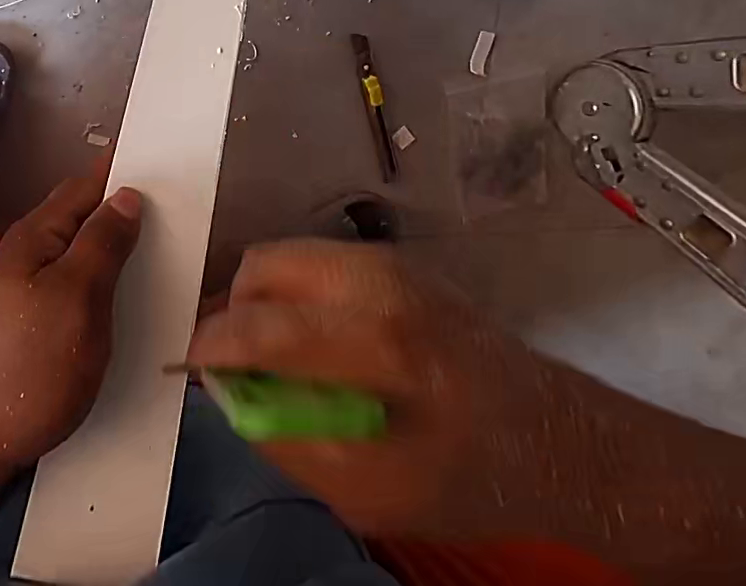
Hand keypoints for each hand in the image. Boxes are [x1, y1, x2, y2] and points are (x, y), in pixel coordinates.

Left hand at [0, 160, 142, 471]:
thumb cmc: (28, 368)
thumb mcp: (76, 298)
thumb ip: (103, 243)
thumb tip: (127, 196)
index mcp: (37, 236)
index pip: (87, 184)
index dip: (126, 170)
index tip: (169, 164)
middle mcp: (30, 253)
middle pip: (87, 215)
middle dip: (129, 208)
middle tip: (181, 211)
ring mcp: (30, 288)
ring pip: (86, 250)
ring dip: (122, 244)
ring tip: (168, 248)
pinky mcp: (37, 320)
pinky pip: (82, 281)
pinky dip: (111, 277)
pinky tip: (134, 292)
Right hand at [185, 240, 602, 538]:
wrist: (553, 433)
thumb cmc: (467, 475)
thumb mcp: (368, 492)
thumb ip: (284, 437)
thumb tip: (227, 391)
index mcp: (376, 342)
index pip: (262, 324)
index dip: (211, 343)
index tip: (191, 365)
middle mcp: (380, 281)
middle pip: (266, 264)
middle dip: (235, 308)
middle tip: (237, 359)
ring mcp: (393, 262)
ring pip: (290, 254)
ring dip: (265, 297)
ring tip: (273, 350)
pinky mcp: (401, 261)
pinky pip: (321, 260)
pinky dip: (297, 289)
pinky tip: (313, 335)